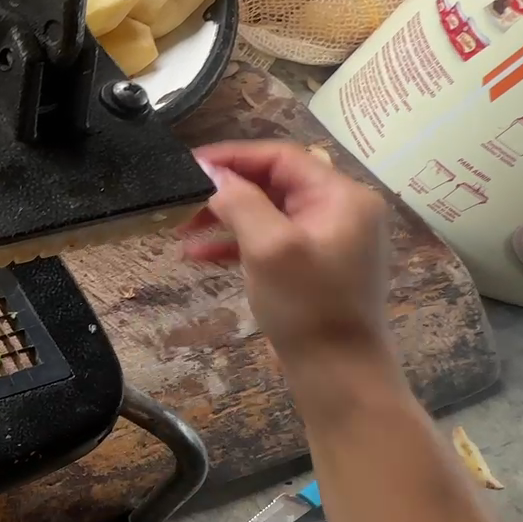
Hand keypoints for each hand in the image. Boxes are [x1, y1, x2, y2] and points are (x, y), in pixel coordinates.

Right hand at [181, 140, 392, 368]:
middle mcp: (339, 210)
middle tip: (181, 198)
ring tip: (181, 229)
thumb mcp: (268, 247)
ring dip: (222, 216)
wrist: (336, 365)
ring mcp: (325, 237)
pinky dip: (232, 241)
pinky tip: (198, 254)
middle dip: (224, 189)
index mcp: (341, 197)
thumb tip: (213, 175)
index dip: (234, 156)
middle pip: (272, 182)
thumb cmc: (306, 303)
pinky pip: (265, 238)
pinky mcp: (309, 262)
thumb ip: (241, 203)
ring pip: (264, 210)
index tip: (190, 163)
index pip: (282, 158)